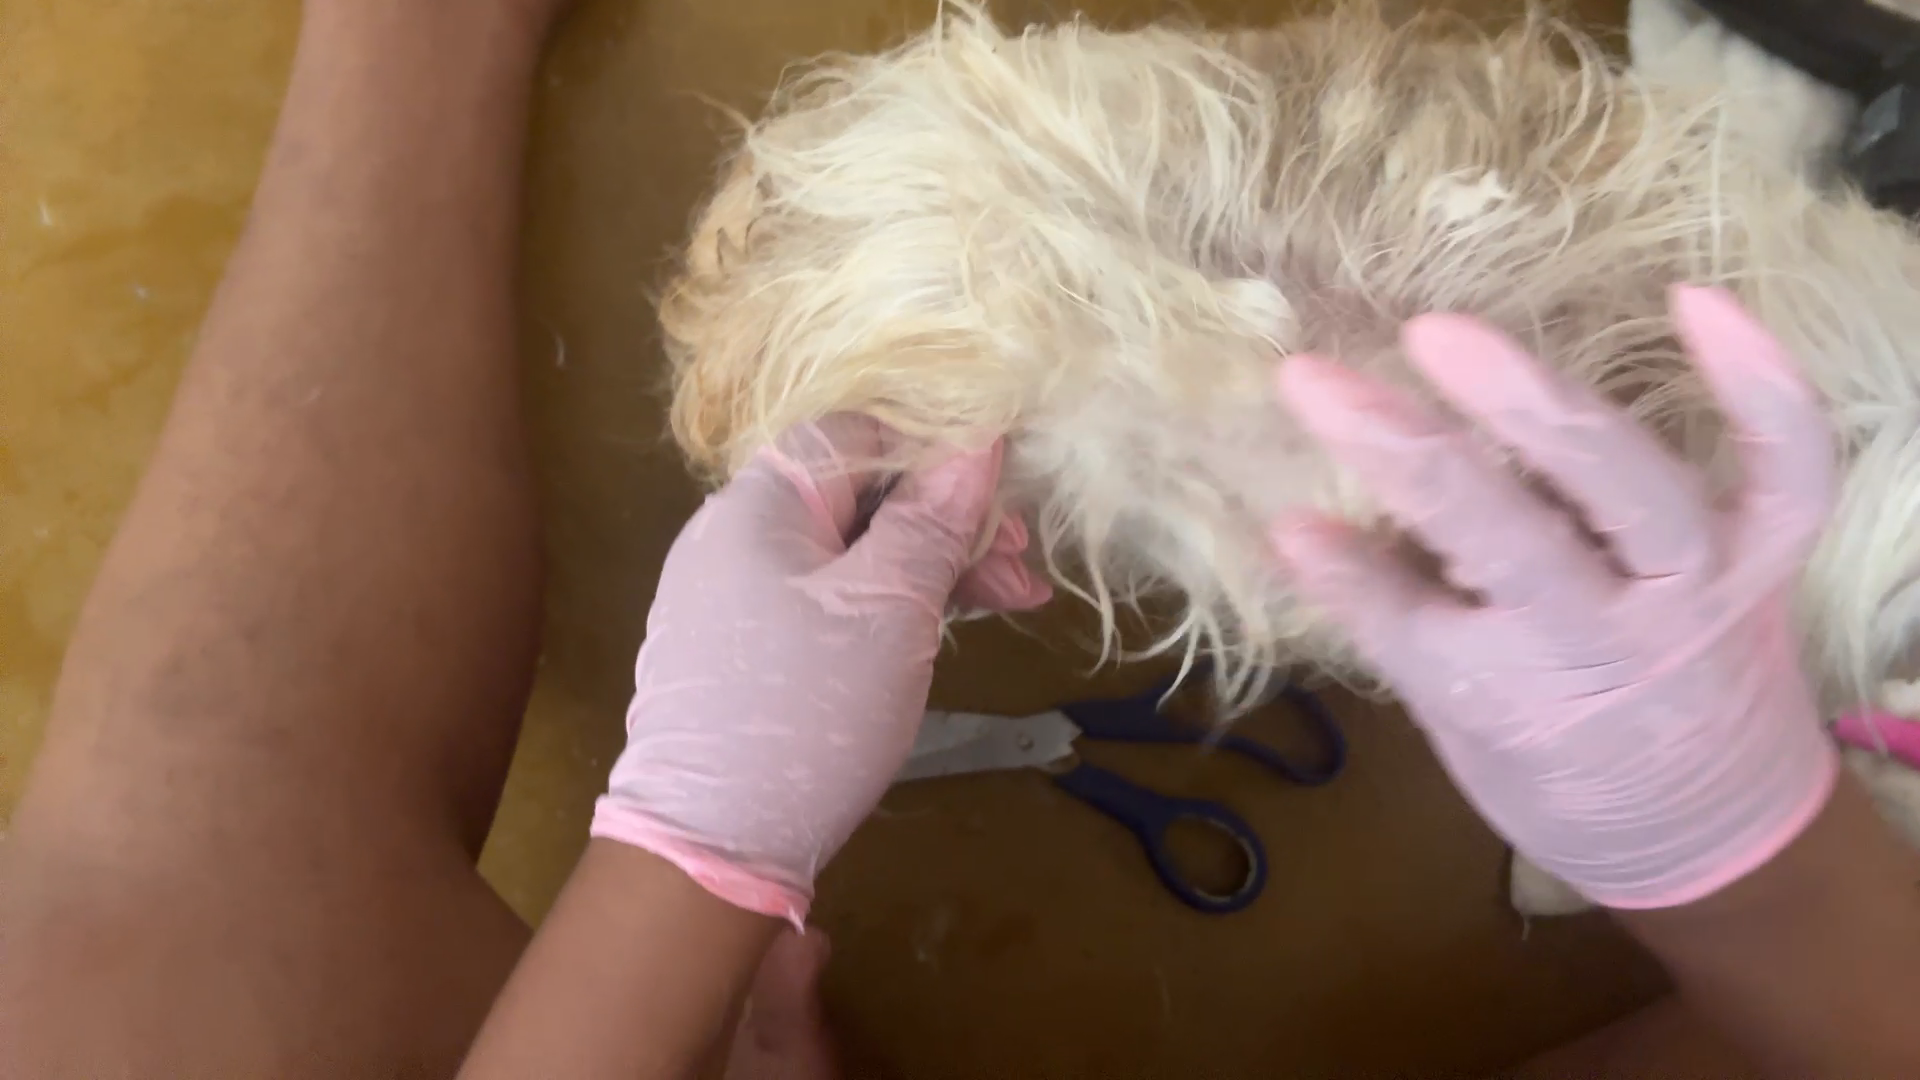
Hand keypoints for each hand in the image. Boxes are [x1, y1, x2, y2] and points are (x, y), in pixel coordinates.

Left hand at [592, 418, 1048, 923]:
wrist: (710, 850)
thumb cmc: (808, 710)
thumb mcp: (888, 606)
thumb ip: (932, 519)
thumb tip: (976, 442)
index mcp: (761, 504)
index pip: (853, 436)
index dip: (930, 450)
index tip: (998, 491)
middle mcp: (741, 534)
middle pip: (861, 498)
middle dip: (948, 521)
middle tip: (1021, 562)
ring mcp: (745, 592)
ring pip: (856, 551)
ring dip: (934, 566)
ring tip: (1013, 598)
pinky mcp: (757, 643)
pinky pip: (835, 598)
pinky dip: (893, 604)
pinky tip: (949, 621)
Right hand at [1271, 286, 1839, 908]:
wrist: (1707, 823)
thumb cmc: (1545, 767)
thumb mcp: (1441, 706)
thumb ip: (1373, 607)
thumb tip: (1290, 528)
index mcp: (1510, 688)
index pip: (1401, 611)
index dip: (1334, 559)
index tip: (1275, 512)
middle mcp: (1608, 636)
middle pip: (1500, 532)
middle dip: (1401, 450)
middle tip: (1317, 382)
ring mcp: (1701, 589)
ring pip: (1625, 486)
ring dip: (1529, 404)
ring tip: (1437, 338)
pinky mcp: (1767, 557)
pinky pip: (1785, 467)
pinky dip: (1755, 385)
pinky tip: (1693, 301)